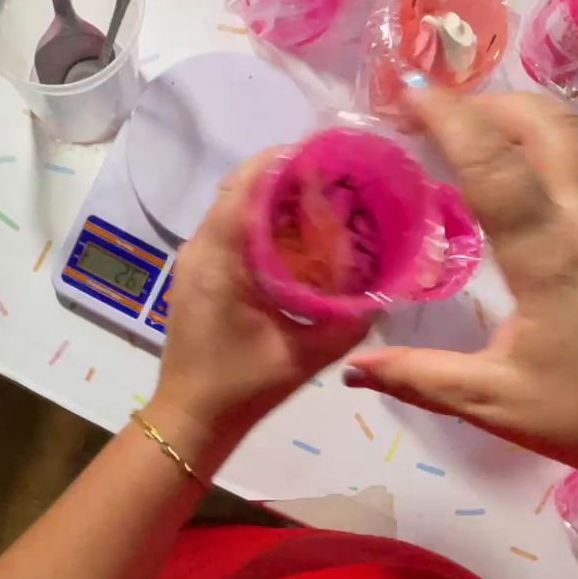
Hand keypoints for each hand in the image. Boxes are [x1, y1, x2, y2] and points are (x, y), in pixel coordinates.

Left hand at [151, 151, 373, 463]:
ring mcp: (193, 262)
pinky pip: (228, 233)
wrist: (191, 418)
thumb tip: (386, 294)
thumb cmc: (240, 387)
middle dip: (287, 178)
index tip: (331, 159)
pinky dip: (258, 226)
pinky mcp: (196, 276)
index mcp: (220, 256)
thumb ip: (347, 323)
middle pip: (241, 188)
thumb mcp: (302, 356)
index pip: (249, 182)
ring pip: (232, 209)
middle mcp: (199, 248)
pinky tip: (293, 243)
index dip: (289, 161)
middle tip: (335, 184)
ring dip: (272, 201)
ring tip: (320, 207)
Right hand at [343, 89, 577, 504]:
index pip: (496, 168)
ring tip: (466, 132)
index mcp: (555, 260)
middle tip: (431, 110)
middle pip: (547, 125)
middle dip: (486, 101)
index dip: (450, 121)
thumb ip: (417, 378)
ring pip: (575, 139)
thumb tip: (350, 368)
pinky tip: (516, 180)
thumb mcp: (494, 404)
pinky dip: (544, 150)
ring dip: (519, 119)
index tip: (408, 93)